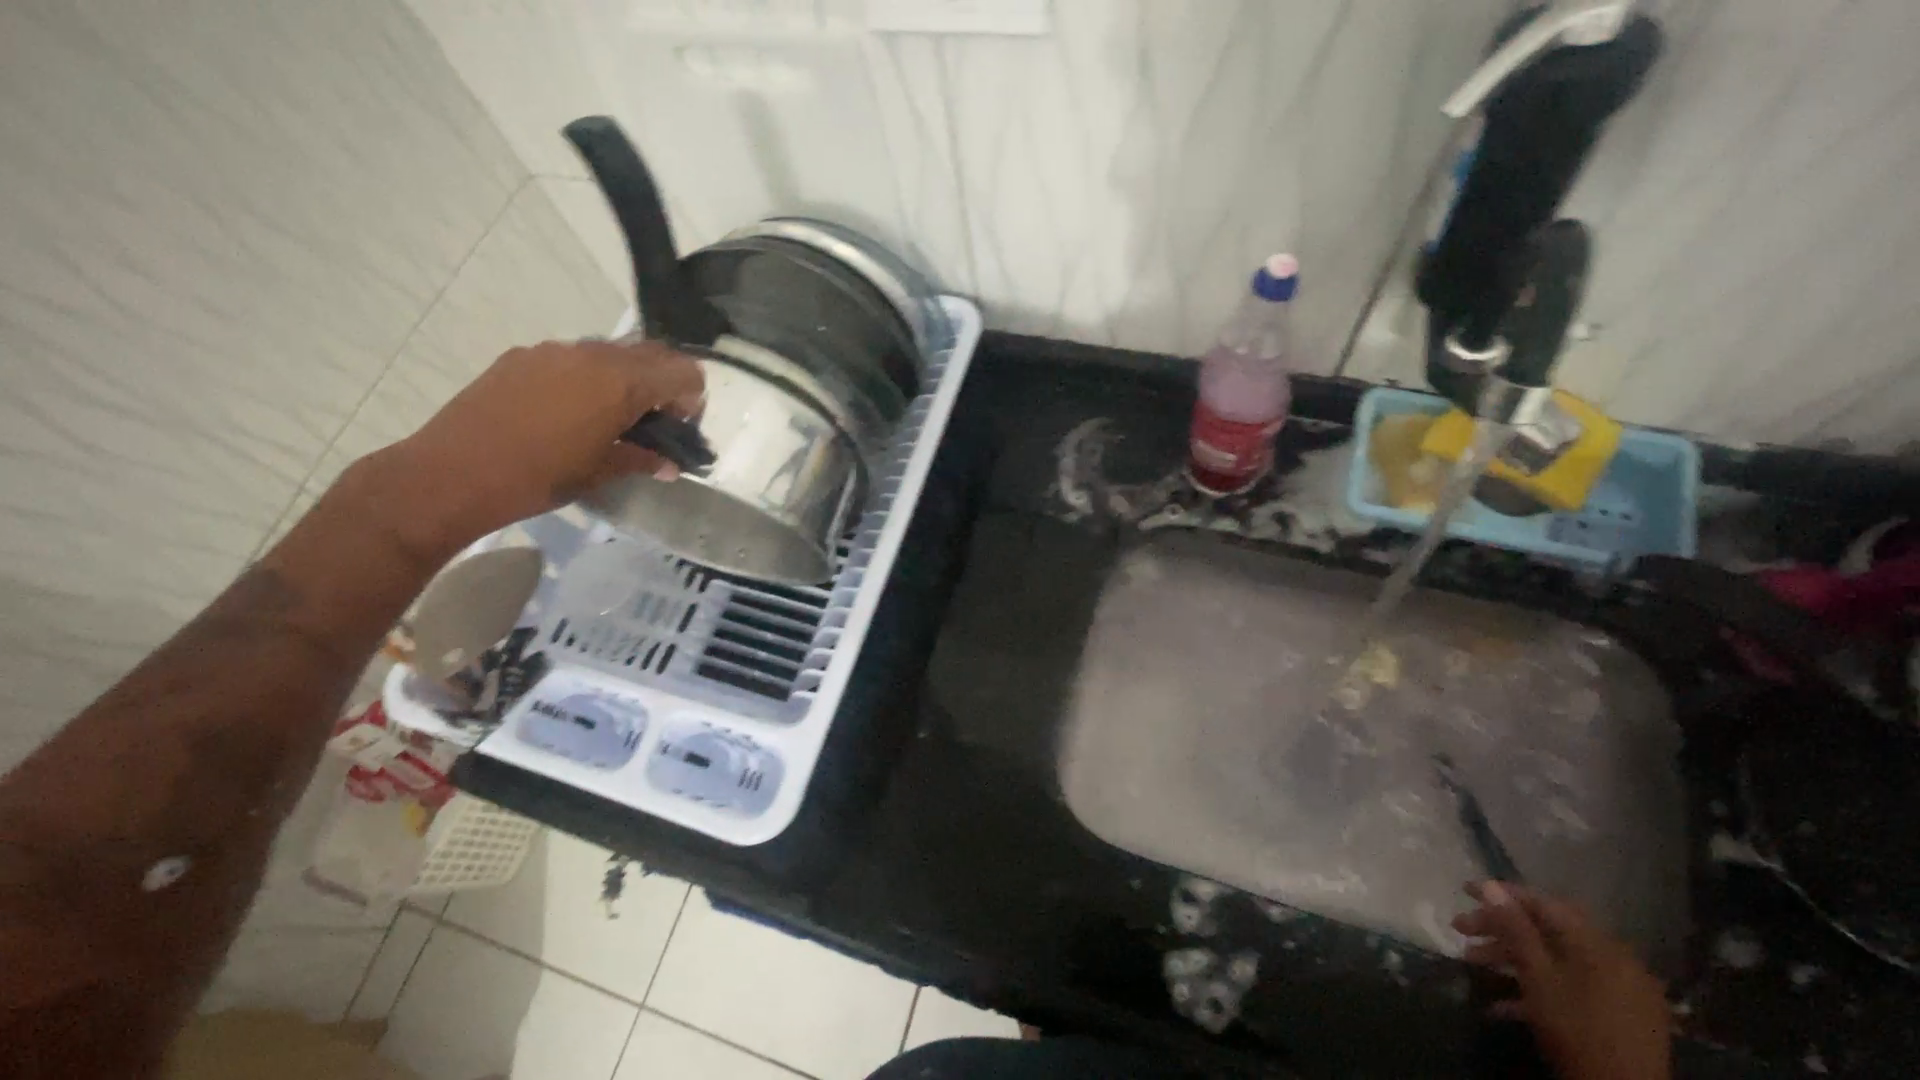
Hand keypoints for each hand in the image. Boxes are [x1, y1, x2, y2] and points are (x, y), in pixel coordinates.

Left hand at [371, 339, 702, 559]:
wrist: (452, 473)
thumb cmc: (538, 478)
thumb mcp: (599, 473)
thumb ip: (642, 460)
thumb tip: (670, 464)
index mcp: (620, 382)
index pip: (682, 372)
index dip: (692, 398)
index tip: (681, 428)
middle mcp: (592, 354)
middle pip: (650, 354)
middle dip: (663, 384)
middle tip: (655, 422)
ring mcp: (553, 351)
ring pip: (609, 354)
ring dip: (624, 379)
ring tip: (610, 419)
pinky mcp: (522, 356)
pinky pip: (572, 359)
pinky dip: (587, 379)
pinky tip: (567, 414)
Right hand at [1452, 881, 1670, 1079]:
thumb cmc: (1577, 1030)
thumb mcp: (1538, 978)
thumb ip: (1515, 930)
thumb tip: (1490, 886)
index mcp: (1597, 943)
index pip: (1544, 903)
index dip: (1502, 894)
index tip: (1464, 890)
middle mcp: (1613, 957)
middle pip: (1548, 931)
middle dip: (1500, 929)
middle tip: (1460, 930)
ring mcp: (1620, 988)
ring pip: (1557, 960)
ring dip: (1513, 958)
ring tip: (1472, 964)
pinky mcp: (1618, 1015)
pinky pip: (1572, 987)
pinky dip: (1540, 988)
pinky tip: (1503, 1004)